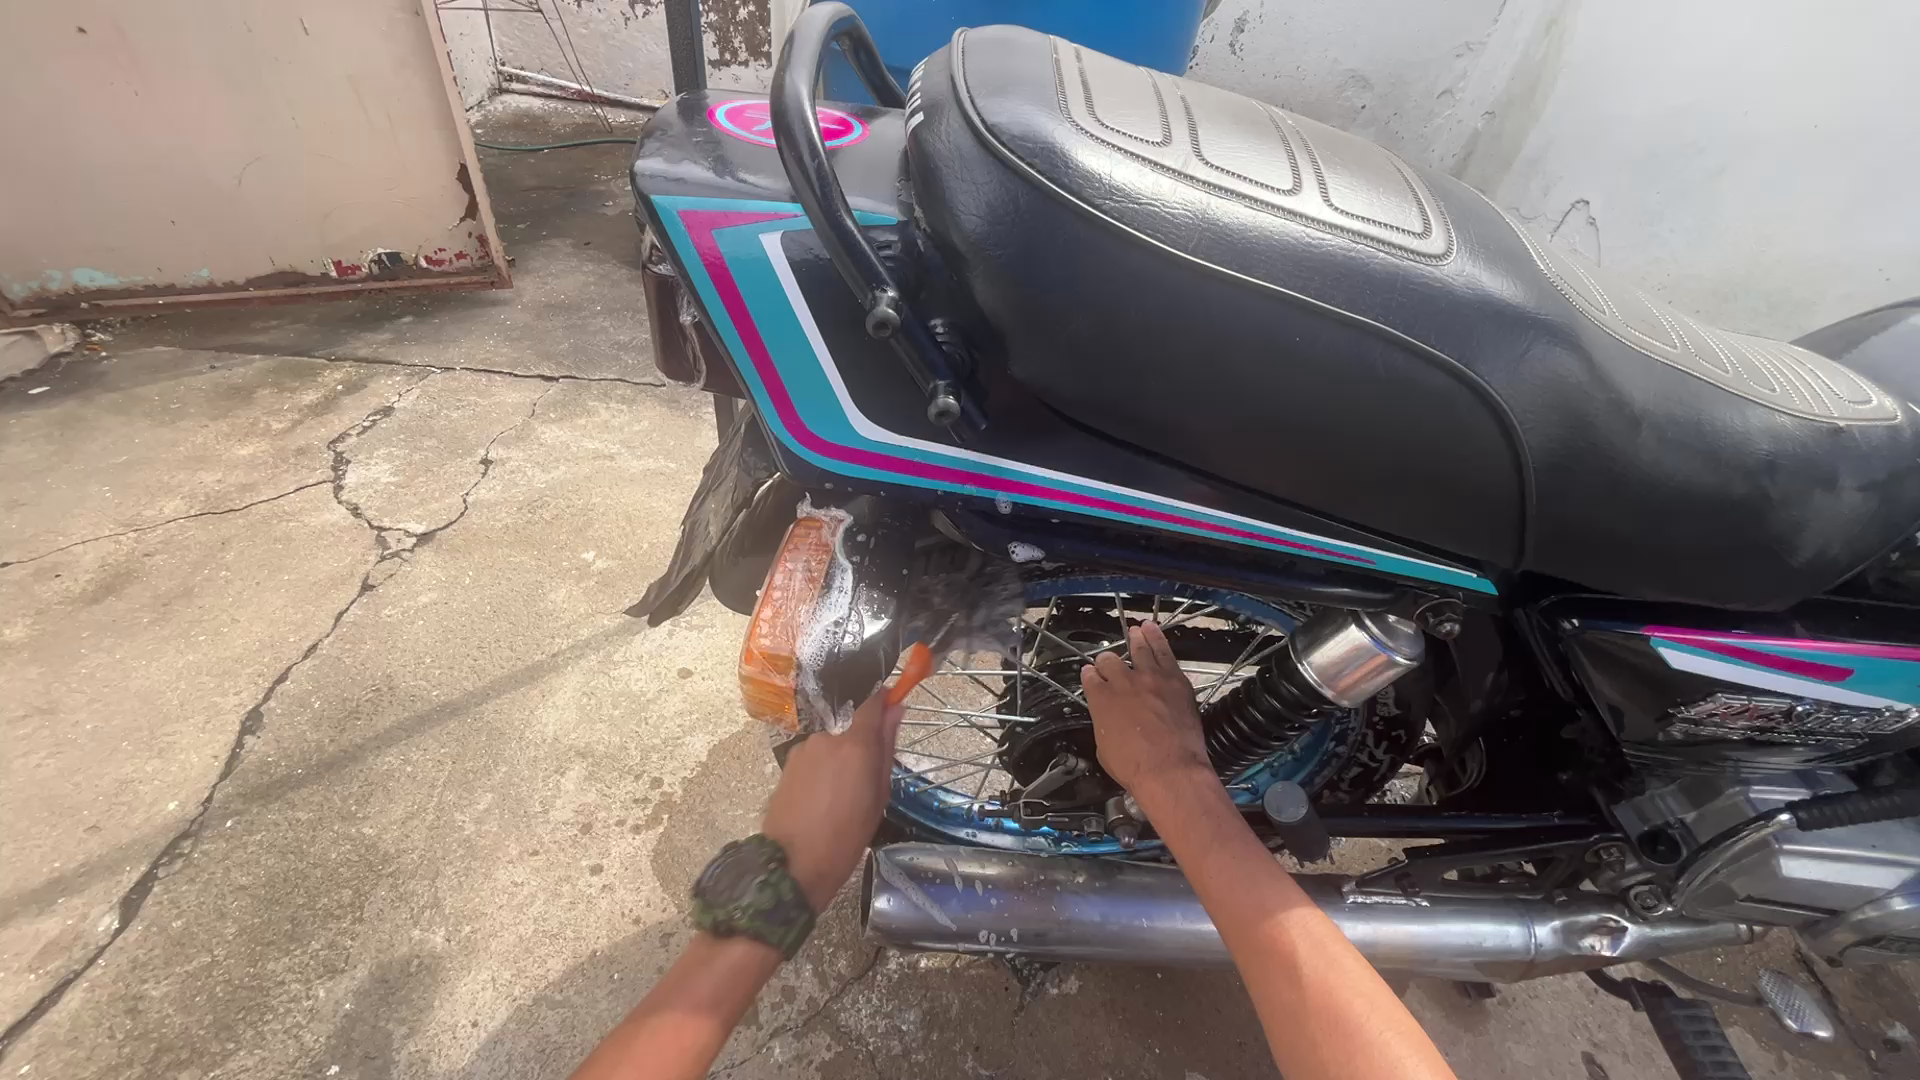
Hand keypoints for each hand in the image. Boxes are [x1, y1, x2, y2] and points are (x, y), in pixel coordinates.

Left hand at [761, 689, 903, 910]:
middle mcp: (827, 737)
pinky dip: (822, 769)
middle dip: (861, 743)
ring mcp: (803, 748)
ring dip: (839, 758)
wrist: (793, 865)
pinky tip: (820, 798)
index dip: (884, 699)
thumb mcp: (878, 795)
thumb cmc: (847, 836)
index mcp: (855, 744)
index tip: (894, 702)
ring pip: (831, 743)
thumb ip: (886, 747)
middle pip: (851, 726)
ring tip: (840, 795)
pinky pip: (814, 756)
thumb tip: (897, 709)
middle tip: (867, 778)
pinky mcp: (787, 763)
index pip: (872, 702)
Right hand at [1081, 621, 1215, 807]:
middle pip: (1110, 660)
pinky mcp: (1174, 679)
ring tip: (1135, 631)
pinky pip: (1164, 652)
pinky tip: (1152, 629)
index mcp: (1100, 699)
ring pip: (1139, 649)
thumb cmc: (1133, 767)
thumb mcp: (1104, 748)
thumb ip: (1105, 724)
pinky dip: (1157, 638)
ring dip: (1135, 639)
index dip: (1090, 675)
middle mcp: (1122, 682)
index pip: (1090, 677)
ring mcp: (1149, 677)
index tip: (1092, 675)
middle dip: (1107, 661)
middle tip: (1110, 662)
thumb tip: (1109, 718)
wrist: (1170, 769)